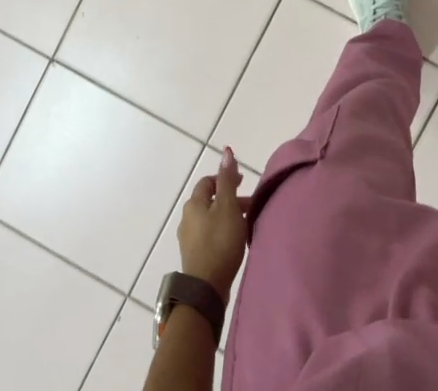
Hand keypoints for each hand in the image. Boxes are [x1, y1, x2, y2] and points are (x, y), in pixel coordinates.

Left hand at [177, 147, 250, 297]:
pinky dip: (223, 231)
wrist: (206, 287)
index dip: (225, 178)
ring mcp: (189, 238)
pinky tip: (235, 241)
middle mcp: (187, 218)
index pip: (207, 182)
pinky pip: (210, 234)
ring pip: (210, 218)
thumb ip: (228, 180)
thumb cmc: (219, 243)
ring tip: (246, 223)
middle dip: (229, 198)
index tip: (243, 182)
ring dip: (228, 215)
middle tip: (250, 204)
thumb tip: (226, 151)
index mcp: (194, 203)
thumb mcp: (228, 207)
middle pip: (209, 200)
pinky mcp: (195, 255)